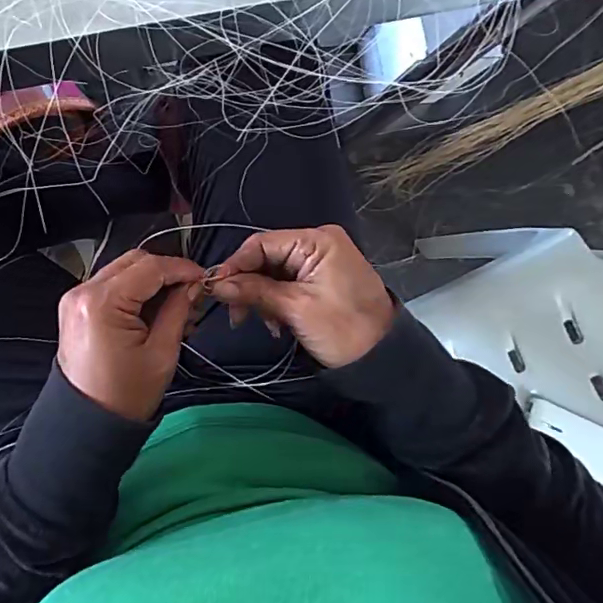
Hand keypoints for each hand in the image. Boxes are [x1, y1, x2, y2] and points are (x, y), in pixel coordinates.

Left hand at [56, 249, 207, 420]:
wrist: (87, 420)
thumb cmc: (124, 395)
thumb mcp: (161, 353)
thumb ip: (177, 311)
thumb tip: (191, 286)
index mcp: (101, 302)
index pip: (148, 267)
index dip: (180, 268)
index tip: (203, 277)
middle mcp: (83, 291)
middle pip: (133, 261)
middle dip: (165, 272)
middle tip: (191, 292)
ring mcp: (75, 297)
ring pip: (121, 269)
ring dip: (150, 281)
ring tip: (176, 305)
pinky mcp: (75, 306)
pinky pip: (109, 285)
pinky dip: (133, 291)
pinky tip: (154, 310)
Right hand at [208, 226, 394, 367]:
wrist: (387, 362)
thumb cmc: (344, 330)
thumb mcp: (294, 308)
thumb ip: (253, 291)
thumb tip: (216, 284)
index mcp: (317, 240)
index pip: (260, 243)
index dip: (235, 265)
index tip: (216, 288)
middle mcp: (318, 243)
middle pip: (264, 257)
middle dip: (247, 285)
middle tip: (235, 313)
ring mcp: (320, 260)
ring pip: (271, 272)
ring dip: (260, 297)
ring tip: (261, 323)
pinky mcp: (319, 278)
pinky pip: (285, 282)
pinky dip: (274, 301)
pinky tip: (276, 323)